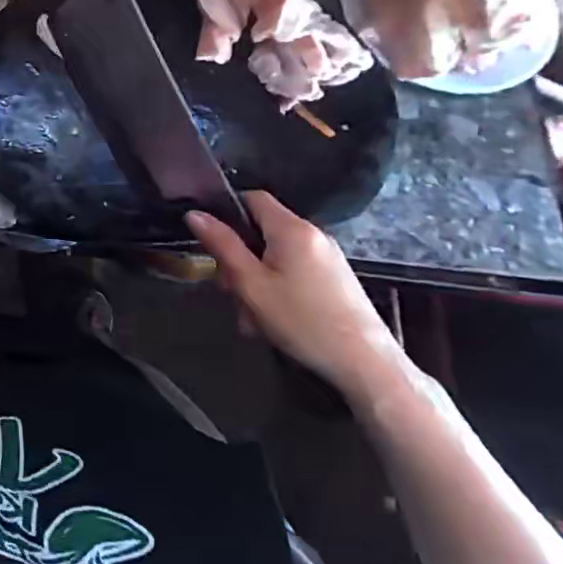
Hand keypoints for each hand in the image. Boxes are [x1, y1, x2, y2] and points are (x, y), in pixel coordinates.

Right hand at [187, 192, 405, 396]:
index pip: (253, 197)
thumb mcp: (250, 284)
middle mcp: (314, 235)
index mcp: (292, 228)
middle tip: (229, 291)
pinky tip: (273, 322)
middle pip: (262, 231)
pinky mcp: (336, 280)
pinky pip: (295, 272)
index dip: (226, 210)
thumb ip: (221, 245)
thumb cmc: (303, 321)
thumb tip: (195, 214)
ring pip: (276, 257)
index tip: (211, 239)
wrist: (367, 366)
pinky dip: (277, 289)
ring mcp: (328, 258)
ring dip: (256, 280)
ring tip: (251, 317)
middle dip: (239, 258)